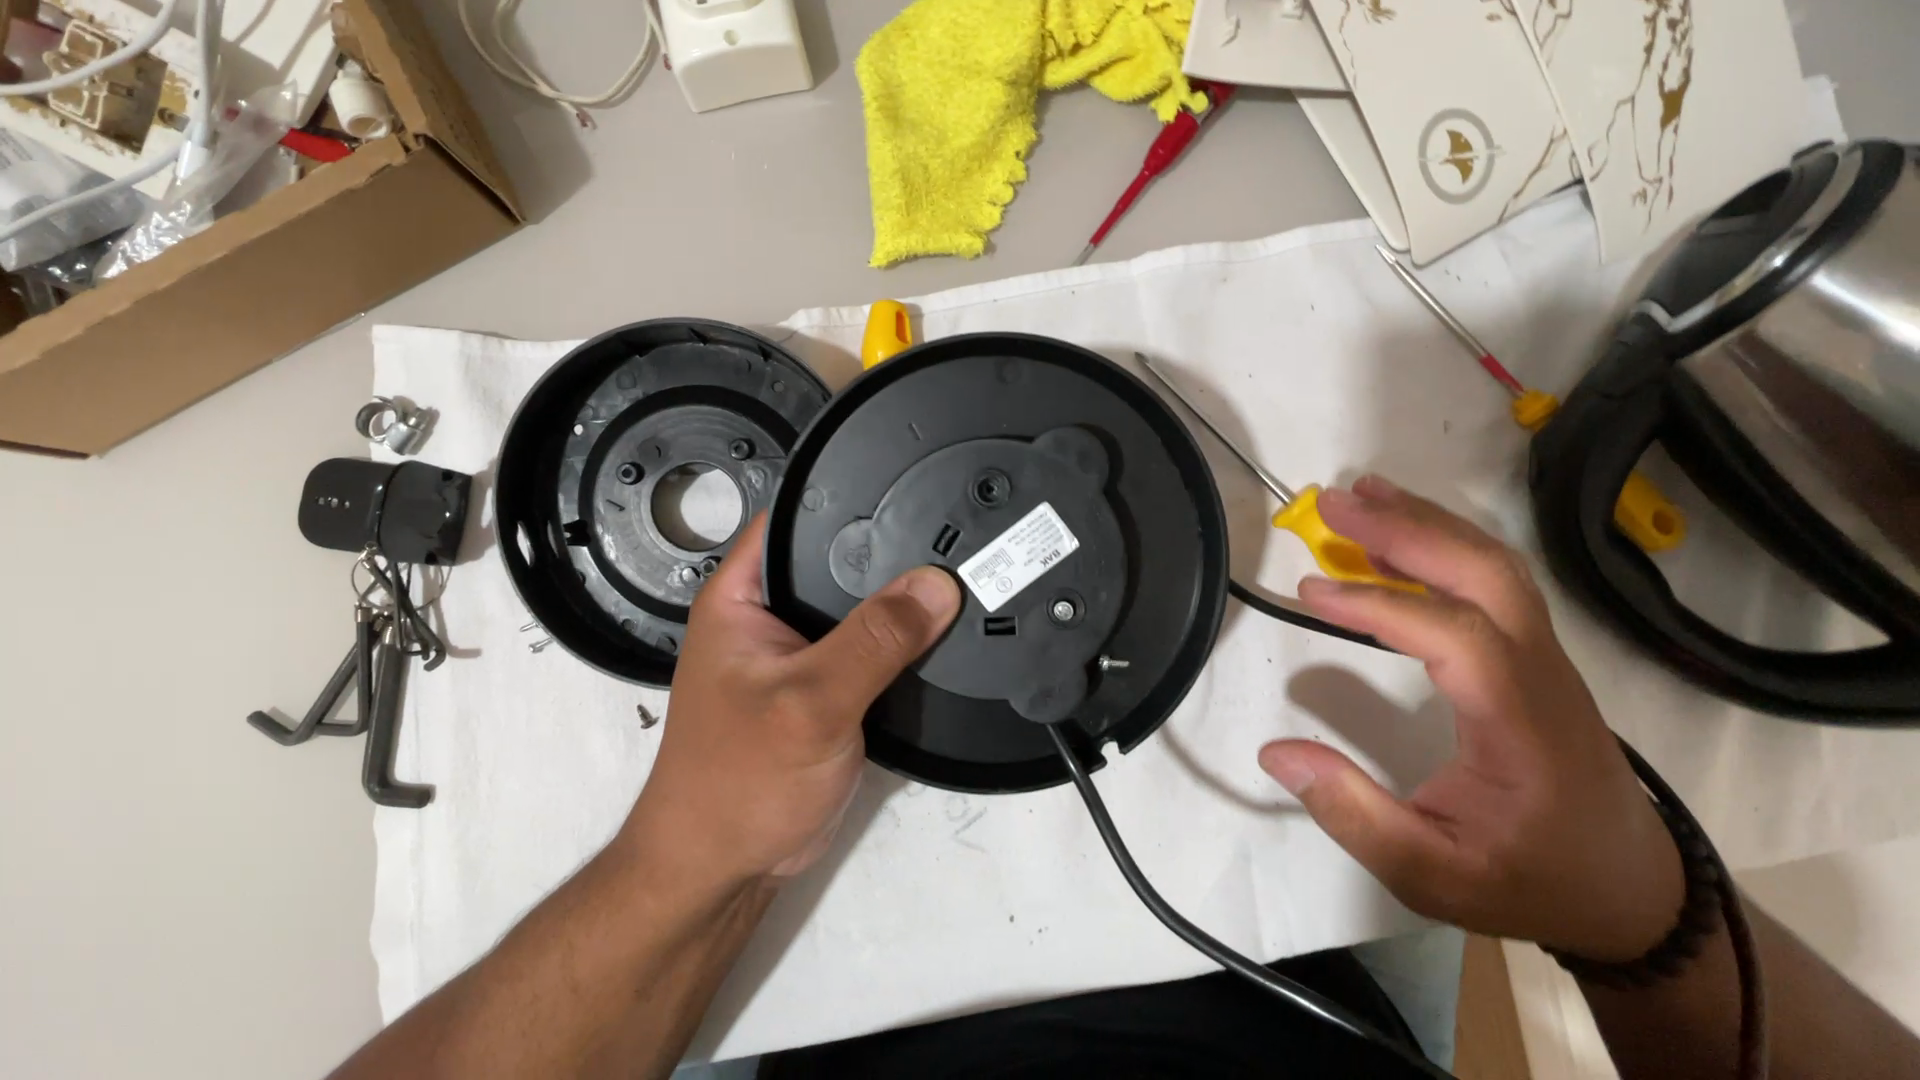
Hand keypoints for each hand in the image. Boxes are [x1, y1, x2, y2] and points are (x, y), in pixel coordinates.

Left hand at [623, 515, 960, 887]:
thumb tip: (938, 584)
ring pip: (862, 606)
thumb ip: (873, 642)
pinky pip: (875, 648)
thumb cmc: (742, 779)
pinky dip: (907, 641)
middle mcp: (771, 614)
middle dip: (894, 547)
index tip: (919, 484)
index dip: (853, 496)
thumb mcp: (810, 702)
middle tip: (964, 524)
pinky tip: (950, 628)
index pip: (799, 518)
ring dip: (905, 598)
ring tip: (972, 566)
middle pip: (839, 560)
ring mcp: (804, 652)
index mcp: (741, 595)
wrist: (731, 865)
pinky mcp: (831, 687)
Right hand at [1258, 476, 1684, 961]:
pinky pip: (1493, 583)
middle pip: (1488, 575)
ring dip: (1427, 524)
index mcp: (1522, 725)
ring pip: (1496, 567)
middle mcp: (1544, 676)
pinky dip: (1443, 546)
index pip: (1456, 637)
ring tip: (1360, 497)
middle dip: (1409, 529)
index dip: (1381, 603)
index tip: (1310, 587)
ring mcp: (1548, 661)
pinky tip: (1396, 542)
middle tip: (1334, 503)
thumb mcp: (1432, 875)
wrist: (1631, 893)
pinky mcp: (1538, 658)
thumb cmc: (1529, 882)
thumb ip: (1354, 816)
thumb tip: (1277, 752)